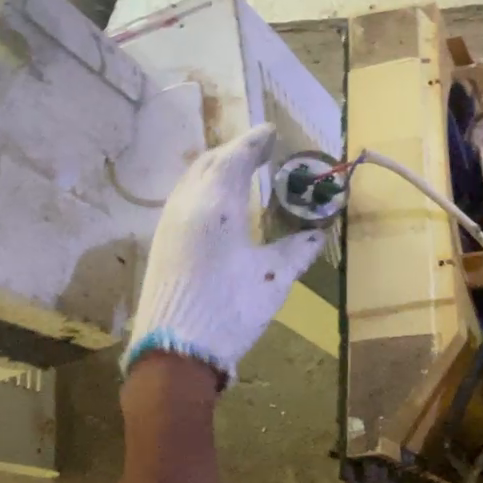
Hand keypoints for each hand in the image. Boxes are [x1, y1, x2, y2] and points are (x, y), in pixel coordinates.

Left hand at [122, 123, 326, 384]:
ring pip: (193, 178)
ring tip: (240, 170)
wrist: (174, 350)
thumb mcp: (274, 277)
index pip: (237, 157)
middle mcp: (188, 204)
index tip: (272, 132)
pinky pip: (185, 196)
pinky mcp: (163, 242)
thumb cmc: (230, 307)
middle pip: (210, 162)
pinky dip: (205, 186)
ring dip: (217, 167)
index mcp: (217, 204)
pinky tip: (218, 203)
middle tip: (260, 149)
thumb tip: (319, 233)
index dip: (255, 142)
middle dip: (235, 151)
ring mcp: (170, 222)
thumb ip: (298, 248)